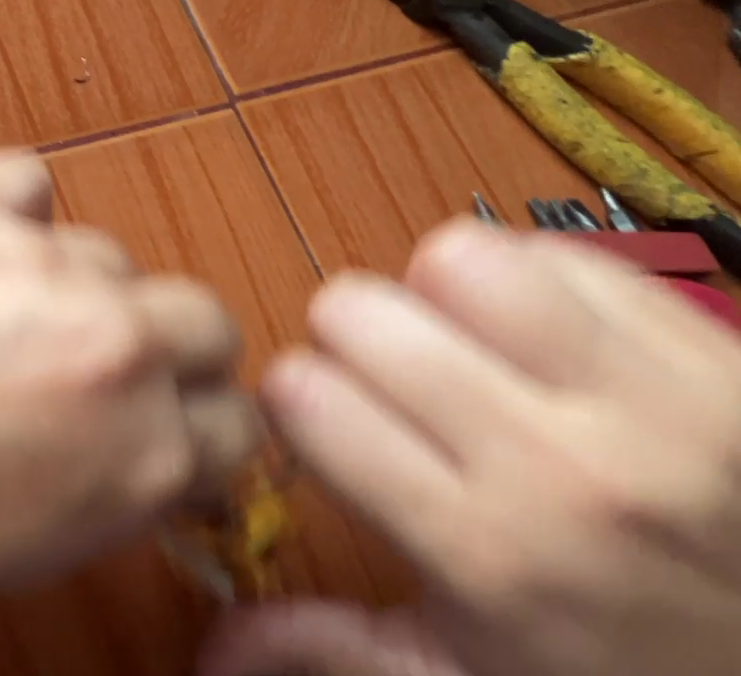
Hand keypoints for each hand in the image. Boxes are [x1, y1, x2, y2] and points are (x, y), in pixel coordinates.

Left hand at [0, 149, 255, 633]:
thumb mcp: (39, 539)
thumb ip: (119, 476)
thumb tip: (148, 433)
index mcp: (145, 459)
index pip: (234, 419)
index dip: (187, 417)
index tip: (154, 408)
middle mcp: (111, 352)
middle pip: (196, 318)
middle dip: (150, 345)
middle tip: (77, 355)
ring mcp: (35, 271)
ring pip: (103, 254)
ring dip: (61, 283)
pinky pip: (22, 183)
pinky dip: (5, 211)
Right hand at [202, 221, 740, 675]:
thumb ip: (322, 648)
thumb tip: (206, 654)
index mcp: (480, 547)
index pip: (300, 393)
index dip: (295, 398)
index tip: (326, 422)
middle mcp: (558, 467)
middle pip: (354, 309)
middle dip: (348, 336)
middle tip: (391, 380)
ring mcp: (655, 408)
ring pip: (457, 259)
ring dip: (438, 293)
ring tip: (468, 345)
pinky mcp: (724, 366)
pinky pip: (572, 260)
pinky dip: (537, 284)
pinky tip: (547, 341)